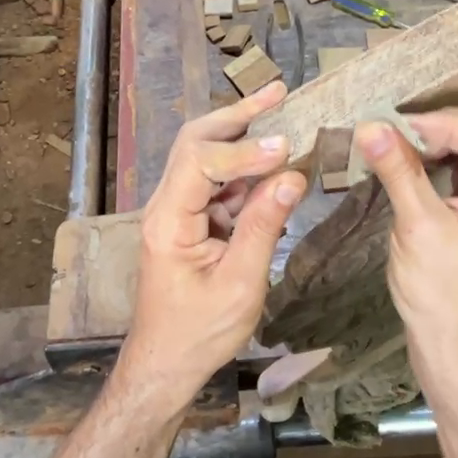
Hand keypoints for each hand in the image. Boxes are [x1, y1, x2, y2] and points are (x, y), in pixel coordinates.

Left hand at [118, 82, 308, 411]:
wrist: (166, 364)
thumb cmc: (198, 333)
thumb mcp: (240, 285)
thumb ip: (264, 227)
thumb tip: (292, 176)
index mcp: (168, 220)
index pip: (201, 162)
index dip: (245, 150)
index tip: (286, 147)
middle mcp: (167, 205)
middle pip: (196, 143)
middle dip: (237, 116)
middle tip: (278, 92)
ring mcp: (178, 211)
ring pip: (208, 159)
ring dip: (244, 137)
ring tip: (283, 111)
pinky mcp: (192, 223)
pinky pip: (219, 185)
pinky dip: (248, 170)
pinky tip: (276, 162)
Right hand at [355, 110, 457, 374]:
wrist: (449, 346)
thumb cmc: (440, 295)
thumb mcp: (418, 228)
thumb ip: (399, 172)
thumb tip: (370, 126)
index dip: (445, 124)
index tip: (397, 127)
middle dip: (445, 126)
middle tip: (399, 131)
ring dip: (442, 138)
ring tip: (400, 140)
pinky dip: (441, 155)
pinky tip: (412, 157)